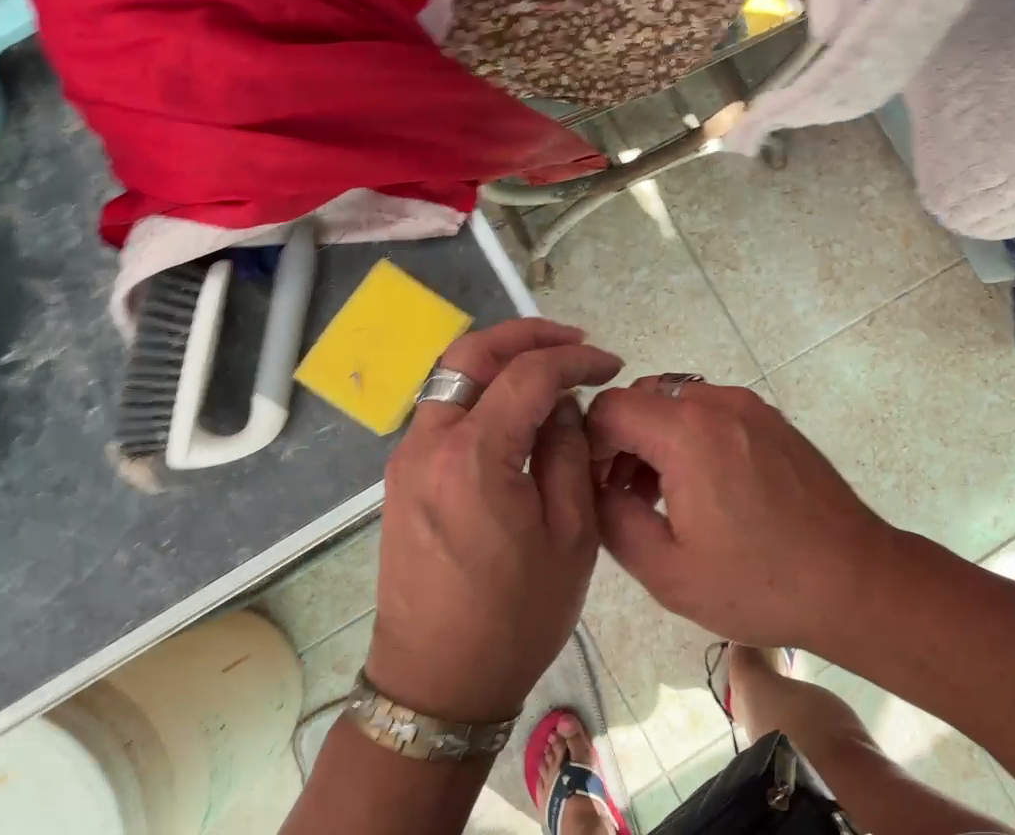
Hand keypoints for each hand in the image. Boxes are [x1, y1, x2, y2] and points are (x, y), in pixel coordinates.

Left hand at [366, 319, 621, 722]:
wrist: (439, 680)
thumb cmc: (517, 615)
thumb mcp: (571, 534)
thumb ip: (568, 453)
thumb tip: (562, 407)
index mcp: (475, 456)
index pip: (528, 374)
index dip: (575, 359)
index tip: (611, 364)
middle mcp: (429, 443)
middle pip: (471, 354)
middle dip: (526, 335)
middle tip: (574, 341)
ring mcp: (406, 459)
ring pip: (449, 377)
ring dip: (499, 360)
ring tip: (549, 369)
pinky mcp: (402, 478)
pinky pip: (442, 411)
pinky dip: (480, 392)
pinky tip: (516, 409)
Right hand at [585, 379, 898, 650]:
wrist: (854, 580)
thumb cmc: (758, 583)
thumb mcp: (667, 570)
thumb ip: (613, 519)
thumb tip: (595, 488)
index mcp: (688, 431)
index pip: (609, 409)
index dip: (588, 446)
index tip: (592, 490)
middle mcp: (720, 403)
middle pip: (643, 398)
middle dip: (621, 441)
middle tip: (621, 497)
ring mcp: (754, 408)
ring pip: (680, 403)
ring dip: (657, 439)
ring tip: (659, 499)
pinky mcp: (776, 423)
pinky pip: (715, 413)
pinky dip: (692, 437)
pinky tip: (703, 491)